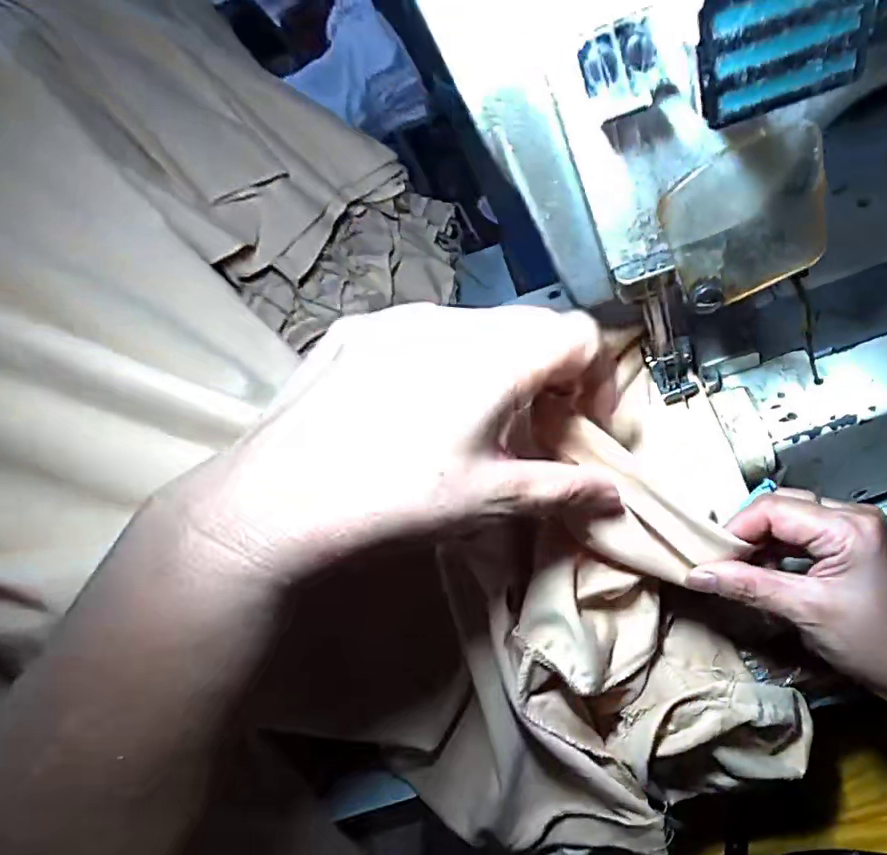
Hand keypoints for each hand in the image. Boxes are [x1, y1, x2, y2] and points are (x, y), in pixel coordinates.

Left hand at [161, 304, 624, 580]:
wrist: (271, 505)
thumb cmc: (399, 500)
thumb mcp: (494, 500)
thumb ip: (565, 489)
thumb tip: (614, 496)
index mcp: (496, 355)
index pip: (581, 334)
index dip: (600, 379)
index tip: (585, 426)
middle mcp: (451, 319)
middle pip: (535, 327)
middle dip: (556, 376)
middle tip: (543, 430)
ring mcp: (396, 319)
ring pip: (482, 328)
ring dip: (506, 369)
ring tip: (485, 423)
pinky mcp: (355, 331)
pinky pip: (429, 333)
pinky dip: (454, 364)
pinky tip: (425, 411)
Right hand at [683, 491, 886, 698]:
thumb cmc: (867, 642)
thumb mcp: (803, 611)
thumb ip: (749, 586)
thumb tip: (698, 574)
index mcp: (847, 526)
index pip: (775, 508)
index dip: (738, 529)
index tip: (710, 558)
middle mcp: (853, 514)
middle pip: (783, 506)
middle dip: (748, 531)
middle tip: (720, 561)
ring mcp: (855, 526)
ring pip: (793, 517)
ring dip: (763, 539)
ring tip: (737, 566)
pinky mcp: (852, 541)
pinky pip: (806, 533)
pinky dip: (781, 547)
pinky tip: (763, 567)